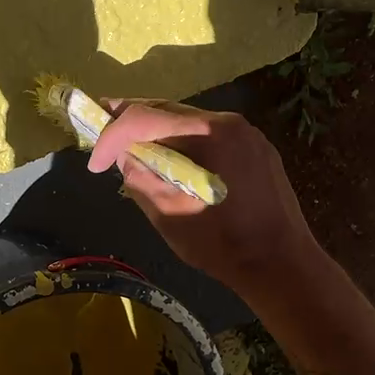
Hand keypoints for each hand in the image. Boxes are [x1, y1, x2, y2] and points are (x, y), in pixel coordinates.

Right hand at [87, 101, 320, 300]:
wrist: (281, 263)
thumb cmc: (223, 244)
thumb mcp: (169, 215)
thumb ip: (141, 179)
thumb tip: (126, 157)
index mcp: (209, 133)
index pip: (147, 117)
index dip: (112, 134)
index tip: (93, 162)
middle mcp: (230, 122)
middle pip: (169, 111)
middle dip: (131, 120)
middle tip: (100, 123)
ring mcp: (247, 135)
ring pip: (189, 123)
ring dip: (157, 132)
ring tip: (130, 145)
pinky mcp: (256, 151)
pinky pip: (210, 138)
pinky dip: (184, 144)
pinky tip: (172, 161)